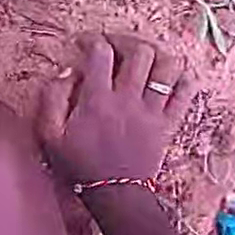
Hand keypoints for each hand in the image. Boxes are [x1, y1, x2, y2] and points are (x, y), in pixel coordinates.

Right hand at [37, 33, 200, 185]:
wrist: (114, 195)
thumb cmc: (78, 164)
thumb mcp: (49, 134)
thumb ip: (52, 98)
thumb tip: (68, 72)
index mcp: (97, 99)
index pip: (101, 53)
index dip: (92, 40)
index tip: (84, 42)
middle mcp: (128, 99)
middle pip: (139, 52)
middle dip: (126, 39)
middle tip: (115, 44)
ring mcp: (152, 111)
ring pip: (167, 67)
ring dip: (156, 53)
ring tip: (143, 55)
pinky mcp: (168, 124)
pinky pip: (185, 93)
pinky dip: (181, 78)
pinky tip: (169, 76)